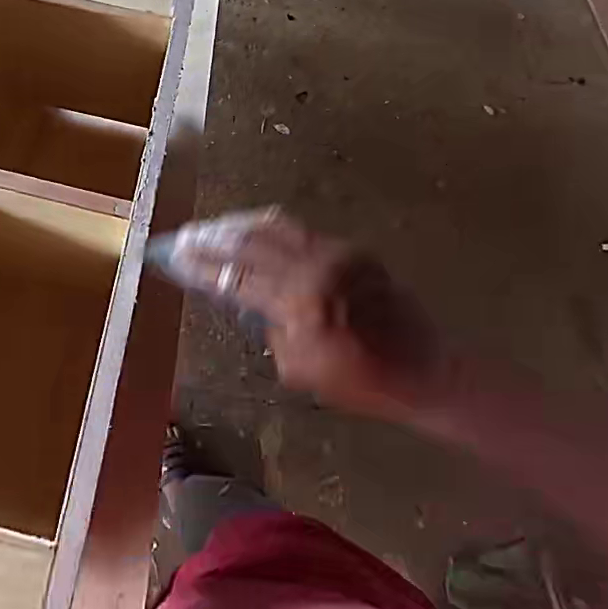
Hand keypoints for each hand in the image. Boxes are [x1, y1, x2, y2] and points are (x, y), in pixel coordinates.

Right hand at [165, 208, 445, 416]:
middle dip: (213, 239)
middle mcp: (315, 269)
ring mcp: (336, 253)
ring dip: (238, 226)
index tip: (177, 258)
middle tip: (187, 236)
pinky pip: (300, 230)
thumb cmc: (363, 382)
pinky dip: (270, 228)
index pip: (236, 276)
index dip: (202, 267)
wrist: (430, 373)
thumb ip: (270, 327)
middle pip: (249, 243)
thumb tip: (251, 301)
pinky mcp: (352, 249)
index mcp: (300, 303)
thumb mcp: (301, 368)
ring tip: (214, 227)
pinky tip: (254, 230)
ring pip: (273, 226)